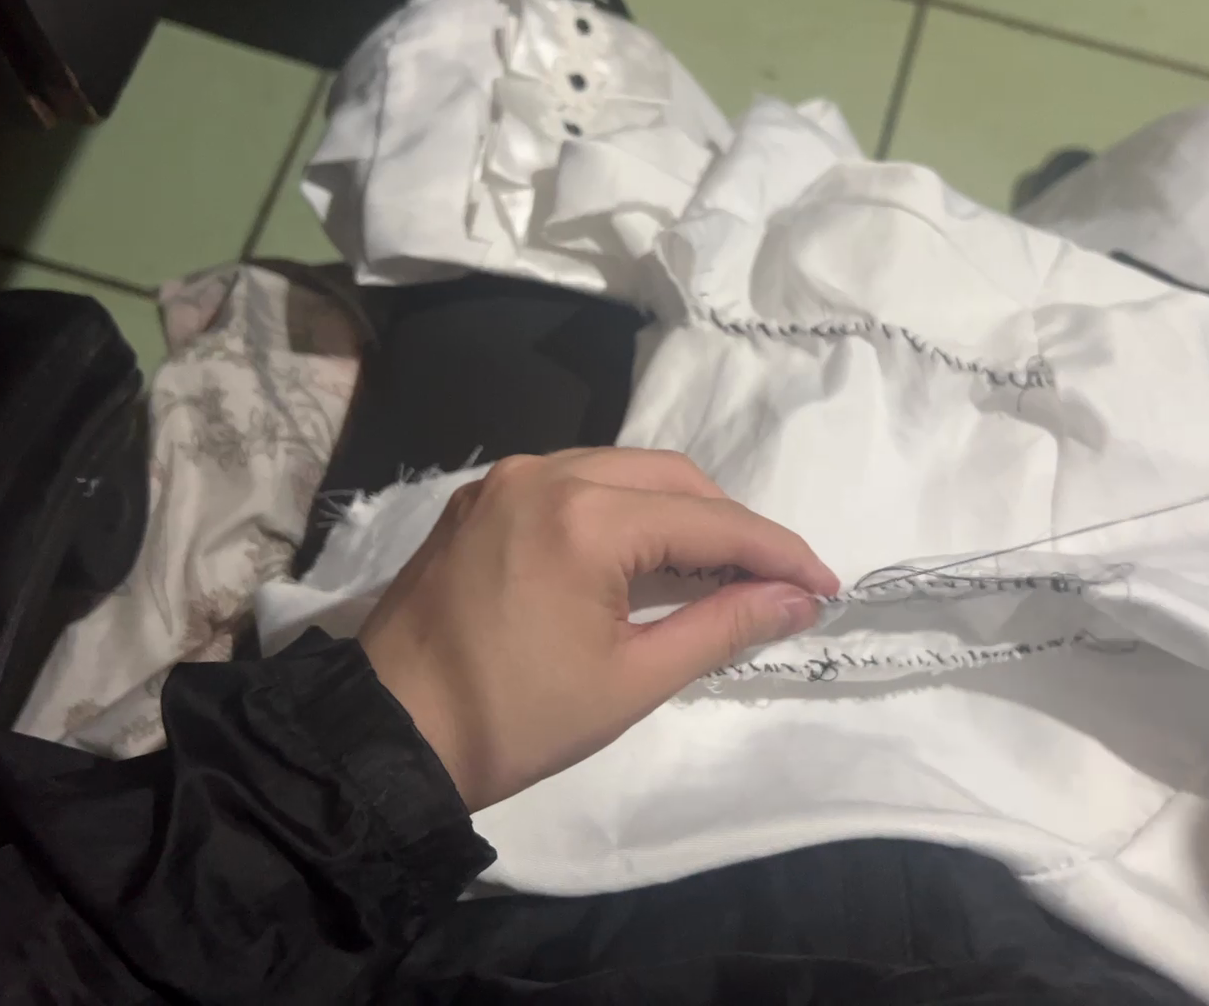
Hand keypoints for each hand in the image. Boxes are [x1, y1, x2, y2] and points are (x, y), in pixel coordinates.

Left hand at [358, 449, 837, 810]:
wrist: (385, 736)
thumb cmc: (513, 721)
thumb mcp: (631, 680)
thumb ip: (723, 626)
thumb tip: (797, 598)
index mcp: (584, 518)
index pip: (708, 522)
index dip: (776, 552)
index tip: (824, 583)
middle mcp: (545, 472)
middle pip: (670, 477)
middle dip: (729, 524)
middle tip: (766, 579)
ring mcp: (506, 478)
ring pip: (623, 471)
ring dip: (677, 512)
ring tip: (711, 567)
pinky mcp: (482, 495)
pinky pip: (576, 482)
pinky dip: (622, 510)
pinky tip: (637, 553)